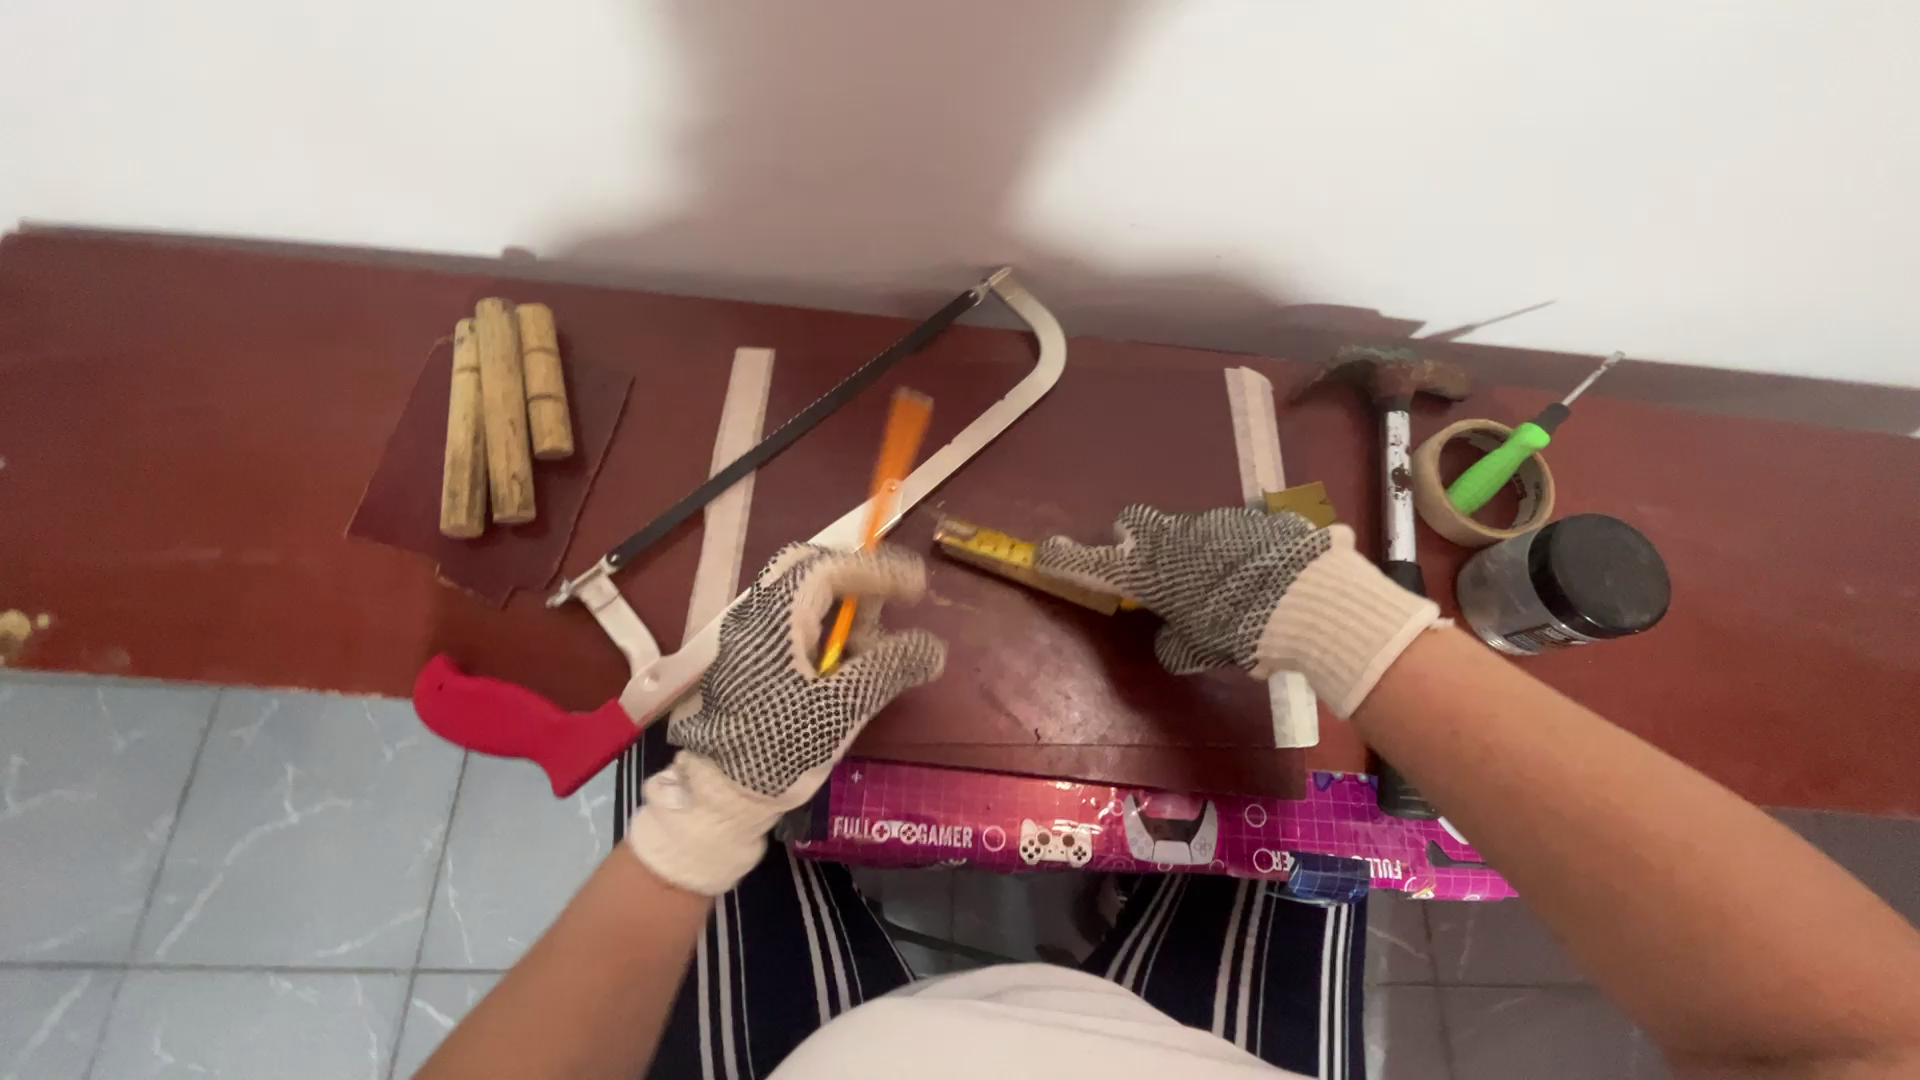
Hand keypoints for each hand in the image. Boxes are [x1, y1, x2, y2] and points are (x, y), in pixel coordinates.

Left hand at [627, 545, 946, 894]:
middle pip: (810, 571)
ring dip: (845, 611)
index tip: (916, 587)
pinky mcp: (754, 661)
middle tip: (891, 602)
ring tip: (875, 647)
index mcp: (774, 619)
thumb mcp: (841, 708)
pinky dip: (828, 633)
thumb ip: (888, 669)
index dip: (876, 570)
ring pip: (803, 598)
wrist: (721, 798)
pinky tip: (849, 667)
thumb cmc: (778, 748)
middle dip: (856, 582)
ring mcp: (752, 637)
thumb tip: (934, 647)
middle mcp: (757, 616)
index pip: (827, 568)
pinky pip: (796, 626)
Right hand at [1036, 504, 1439, 715]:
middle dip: (1134, 537)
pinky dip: (1239, 549)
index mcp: (1152, 571)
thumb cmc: (1240, 630)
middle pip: (1137, 522)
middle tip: (1151, 564)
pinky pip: (1238, 530)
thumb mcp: (1199, 650)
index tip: (1046, 551)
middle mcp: (1176, 537)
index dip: (1067, 559)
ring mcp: (1218, 521)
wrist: (1310, 601)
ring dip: (1195, 549)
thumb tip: (1173, 637)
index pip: (1094, 563)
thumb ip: (1177, 642)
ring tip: (1227, 582)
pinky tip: (1265, 573)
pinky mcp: (1256, 518)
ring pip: (1190, 528)